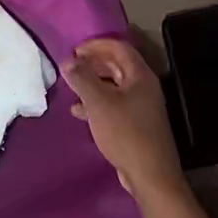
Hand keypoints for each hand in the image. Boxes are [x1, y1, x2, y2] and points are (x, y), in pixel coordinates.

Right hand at [62, 38, 187, 202]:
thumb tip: (68, 61)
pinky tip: (79, 112)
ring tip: (71, 88)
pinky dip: (96, 104)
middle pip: (117, 66)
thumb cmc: (124, 132)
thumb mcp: (99, 103)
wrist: (149, 172)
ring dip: (92, 84)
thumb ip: (82, 79)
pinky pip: (113, 105)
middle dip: (93, 64)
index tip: (74, 51)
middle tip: (71, 67)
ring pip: (113, 87)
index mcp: (140, 76)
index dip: (96, 45)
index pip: (119, 48)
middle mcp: (143, 87)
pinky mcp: (135, 124)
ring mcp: (141, 106)